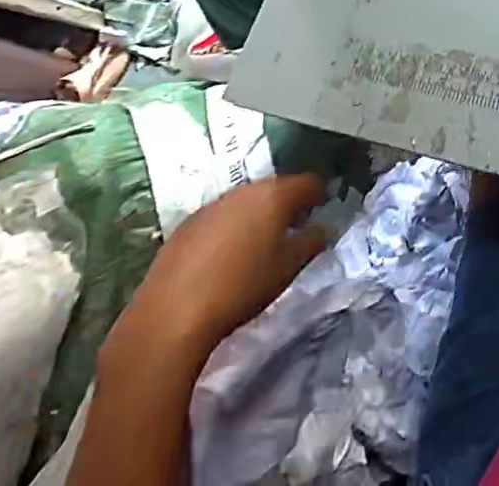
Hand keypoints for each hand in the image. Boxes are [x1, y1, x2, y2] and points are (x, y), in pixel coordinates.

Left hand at [108, 174, 328, 359]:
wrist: (172, 315)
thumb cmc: (242, 286)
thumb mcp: (288, 267)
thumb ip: (312, 242)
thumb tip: (323, 230)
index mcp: (274, 195)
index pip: (309, 182)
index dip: (321, 193)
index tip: (326, 207)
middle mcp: (244, 191)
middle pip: (276, 187)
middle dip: (290, 202)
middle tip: (298, 224)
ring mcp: (212, 206)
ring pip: (247, 200)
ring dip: (260, 212)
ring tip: (264, 239)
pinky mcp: (187, 224)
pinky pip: (222, 215)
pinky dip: (234, 224)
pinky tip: (230, 252)